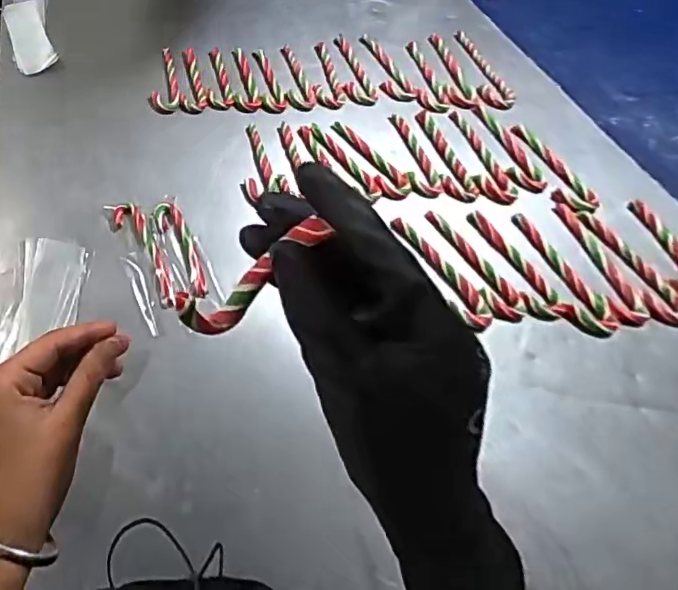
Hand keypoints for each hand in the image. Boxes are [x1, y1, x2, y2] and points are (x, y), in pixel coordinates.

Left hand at [0, 322, 128, 551]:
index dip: (85, 334)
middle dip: (86, 348)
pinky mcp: (21, 416)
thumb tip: (111, 343)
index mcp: (7, 375)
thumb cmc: (35, 475)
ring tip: (115, 362)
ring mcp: (11, 399)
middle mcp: (5, 381)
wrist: (11, 532)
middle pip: (51, 355)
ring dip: (82, 367)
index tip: (116, 328)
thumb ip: (88, 378)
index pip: (51, 343)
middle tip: (121, 345)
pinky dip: (72, 385)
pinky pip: (49, 390)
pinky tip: (94, 381)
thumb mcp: (65, 422)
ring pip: (53, 372)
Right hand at [241, 165, 523, 589]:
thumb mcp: (346, 372)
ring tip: (250, 234)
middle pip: (358, 253)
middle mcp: (416, 310)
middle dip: (308, 225)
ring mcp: (396, 326)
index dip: (337, 205)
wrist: (419, 506)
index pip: (377, 246)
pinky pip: (340, 301)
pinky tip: (273, 266)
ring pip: (344, 275)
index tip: (303, 170)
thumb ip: (312, 307)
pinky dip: (306, 284)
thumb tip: (282, 250)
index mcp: (427, 315)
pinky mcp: (376, 340)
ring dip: (299, 253)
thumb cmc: (391, 444)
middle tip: (260, 201)